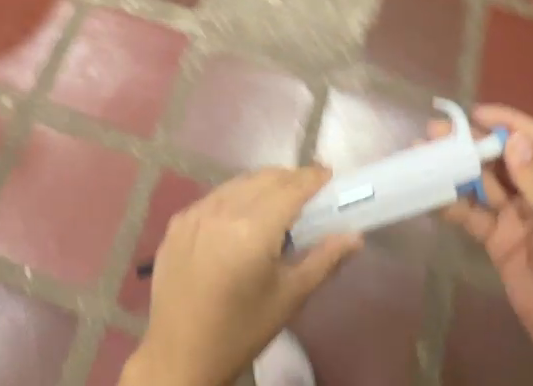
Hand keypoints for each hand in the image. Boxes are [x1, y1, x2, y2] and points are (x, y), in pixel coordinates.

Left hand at [122, 167, 361, 385]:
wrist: (180, 355)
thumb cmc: (242, 330)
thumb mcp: (289, 298)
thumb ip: (324, 260)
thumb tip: (355, 236)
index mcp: (253, 229)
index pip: (290, 189)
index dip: (312, 178)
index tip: (329, 176)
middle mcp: (222, 210)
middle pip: (264, 179)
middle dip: (289, 180)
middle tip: (309, 193)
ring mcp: (195, 213)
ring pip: (237, 184)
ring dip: (262, 185)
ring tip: (279, 202)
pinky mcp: (177, 222)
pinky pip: (214, 197)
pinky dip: (235, 198)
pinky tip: (242, 218)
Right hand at [436, 106, 532, 385]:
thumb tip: (514, 140)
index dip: (510, 123)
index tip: (476, 113)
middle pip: (505, 160)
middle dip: (473, 145)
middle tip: (437, 133)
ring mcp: (519, 219)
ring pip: (485, 184)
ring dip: (458, 170)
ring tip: (426, 156)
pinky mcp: (499, 241)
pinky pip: (473, 215)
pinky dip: (453, 204)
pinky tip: (432, 194)